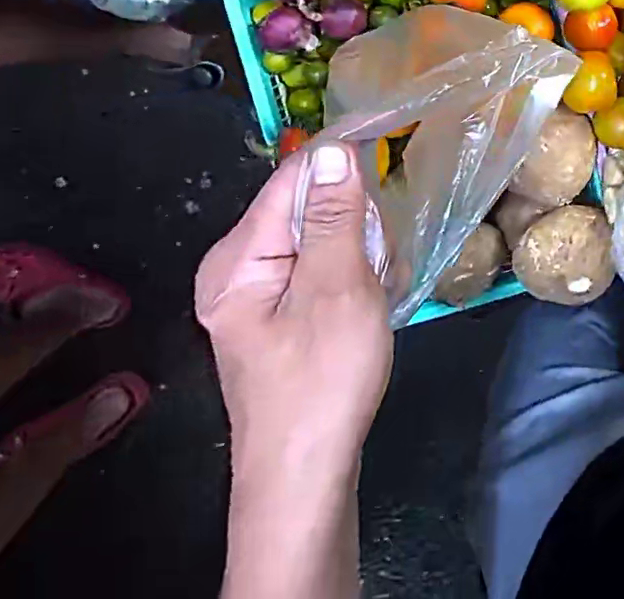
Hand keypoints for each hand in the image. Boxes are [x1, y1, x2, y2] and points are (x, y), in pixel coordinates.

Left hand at [195, 143, 391, 485]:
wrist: (307, 475)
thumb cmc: (322, 378)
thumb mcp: (336, 288)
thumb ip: (334, 216)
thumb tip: (333, 150)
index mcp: (238, 256)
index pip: (292, 179)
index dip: (340, 164)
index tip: (385, 163)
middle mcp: (238, 265)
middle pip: (307, 206)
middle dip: (352, 224)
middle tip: (374, 265)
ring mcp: (257, 290)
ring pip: (321, 236)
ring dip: (357, 253)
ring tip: (371, 292)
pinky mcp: (279, 310)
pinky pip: (321, 266)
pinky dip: (350, 274)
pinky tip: (362, 304)